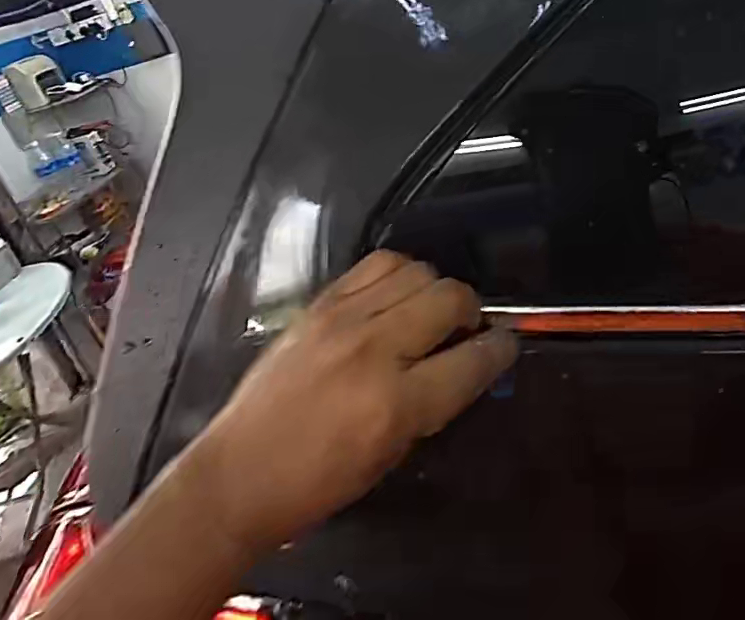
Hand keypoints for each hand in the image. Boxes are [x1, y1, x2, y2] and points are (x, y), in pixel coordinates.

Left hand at [183, 251, 517, 553]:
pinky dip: (400, 273)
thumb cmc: (318, 481)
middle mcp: (374, 348)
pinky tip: (396, 294)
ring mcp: (343, 318)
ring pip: (417, 271)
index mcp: (395, 403)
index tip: (508, 343)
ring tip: (430, 310)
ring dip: (436, 289)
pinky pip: (377, 264)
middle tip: (466, 328)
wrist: (237, 474)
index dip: (500, 349)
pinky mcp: (321, 303)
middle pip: (449, 298)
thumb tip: (467, 362)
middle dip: (472, 310)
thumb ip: (435, 403)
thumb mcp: (391, 454)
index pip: (471, 360)